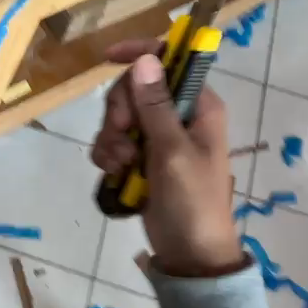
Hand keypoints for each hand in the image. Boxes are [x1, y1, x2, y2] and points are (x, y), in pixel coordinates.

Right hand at [89, 40, 246, 277]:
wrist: (190, 253)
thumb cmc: (192, 201)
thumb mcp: (173, 151)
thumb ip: (156, 106)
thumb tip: (145, 59)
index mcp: (199, 106)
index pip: (170, 62)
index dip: (142, 54)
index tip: (109, 58)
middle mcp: (179, 115)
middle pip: (135, 88)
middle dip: (120, 111)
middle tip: (123, 136)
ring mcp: (158, 137)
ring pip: (120, 116)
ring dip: (111, 137)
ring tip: (121, 163)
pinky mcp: (141, 158)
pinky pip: (112, 140)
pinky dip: (107, 154)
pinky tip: (114, 172)